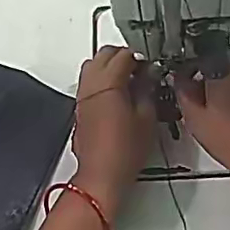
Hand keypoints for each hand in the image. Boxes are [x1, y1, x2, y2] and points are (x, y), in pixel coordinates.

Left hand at [71, 46, 156, 206]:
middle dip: (122, 56)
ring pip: (92, 66)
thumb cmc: (124, 151)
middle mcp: (91, 85)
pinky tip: (116, 94)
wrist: (101, 174)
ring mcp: (82, 95)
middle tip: (140, 68)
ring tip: (128, 80)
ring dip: (109, 66)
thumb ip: (147, 90)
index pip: (122, 55)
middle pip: (103, 55)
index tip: (150, 66)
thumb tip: (149, 76)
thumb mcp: (147, 118)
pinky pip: (88, 82)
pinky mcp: (80, 107)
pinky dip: (101, 80)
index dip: (139, 57)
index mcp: (108, 83)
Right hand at [177, 53, 229, 185]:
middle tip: (196, 89)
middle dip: (207, 71)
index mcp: (224, 71)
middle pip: (222, 59)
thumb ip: (183, 93)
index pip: (203, 50)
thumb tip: (180, 81)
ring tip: (214, 106)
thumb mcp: (195, 119)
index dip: (190, 62)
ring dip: (224, 82)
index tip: (183, 73)